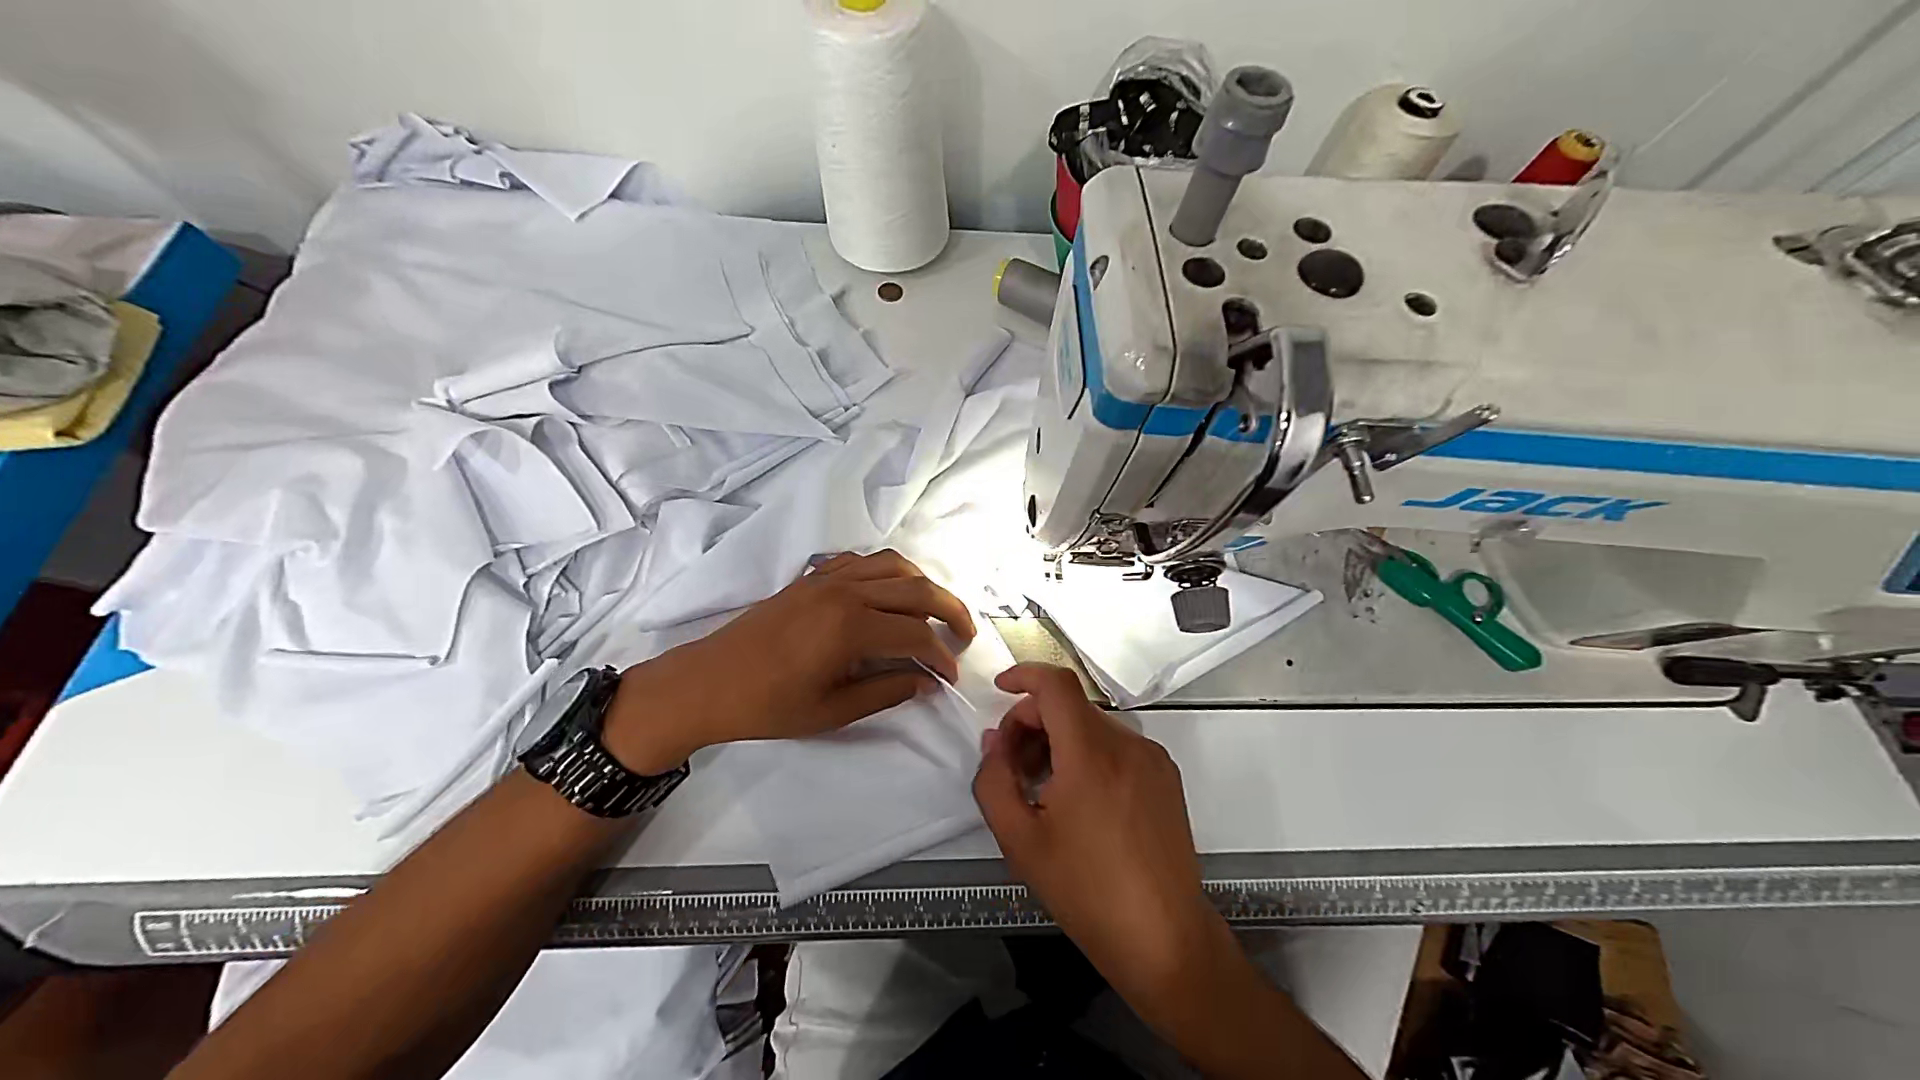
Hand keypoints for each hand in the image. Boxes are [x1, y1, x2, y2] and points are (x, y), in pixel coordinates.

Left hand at [603, 550, 975, 772]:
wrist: (707, 682)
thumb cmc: (767, 705)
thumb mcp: (832, 711)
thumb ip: (886, 692)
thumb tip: (925, 681)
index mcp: (850, 628)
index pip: (916, 636)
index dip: (941, 657)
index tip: (949, 678)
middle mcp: (845, 593)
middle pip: (917, 589)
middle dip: (951, 610)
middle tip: (965, 635)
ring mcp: (827, 579)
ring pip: (893, 565)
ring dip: (923, 584)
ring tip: (934, 610)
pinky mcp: (812, 577)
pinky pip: (862, 561)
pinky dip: (887, 572)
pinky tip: (889, 594)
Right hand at [972, 664, 1226, 1006]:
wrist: (1164, 938)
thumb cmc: (1088, 892)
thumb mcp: (1020, 840)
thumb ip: (994, 781)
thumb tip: (995, 744)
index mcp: (1091, 755)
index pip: (1056, 685)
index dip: (1023, 675)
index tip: (1001, 688)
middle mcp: (1128, 745)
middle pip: (1070, 707)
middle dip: (1032, 723)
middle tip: (1012, 766)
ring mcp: (1152, 759)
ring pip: (1093, 726)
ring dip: (1059, 741)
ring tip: (1043, 790)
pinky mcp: (1166, 776)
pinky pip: (1117, 746)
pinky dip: (1088, 755)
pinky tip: (1078, 800)